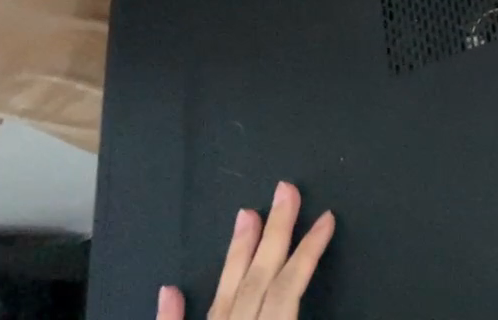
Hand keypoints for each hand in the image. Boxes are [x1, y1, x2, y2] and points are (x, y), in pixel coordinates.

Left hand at [157, 182, 336, 319]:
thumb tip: (319, 307)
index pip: (287, 289)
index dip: (308, 252)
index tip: (327, 217)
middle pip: (256, 279)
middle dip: (275, 232)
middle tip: (285, 189)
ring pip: (221, 295)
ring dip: (235, 255)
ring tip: (246, 214)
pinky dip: (171, 312)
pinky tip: (170, 289)